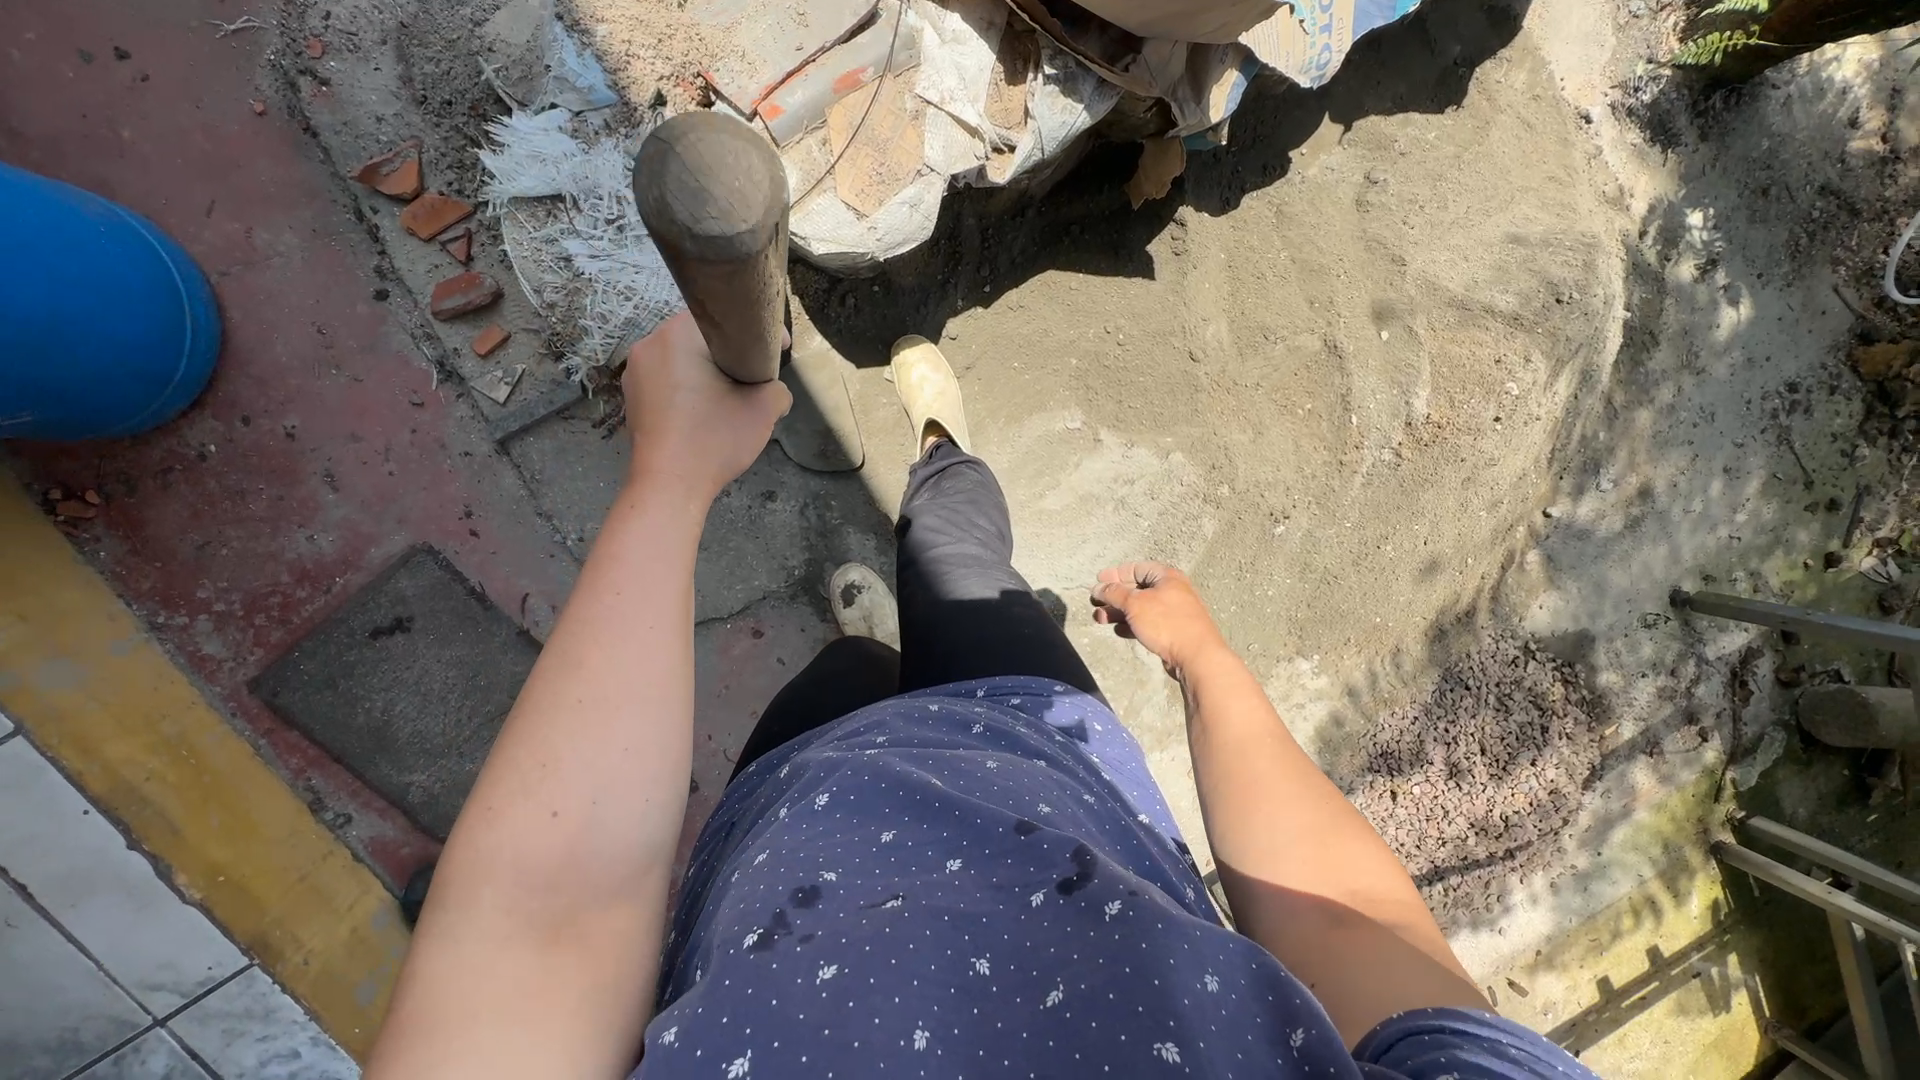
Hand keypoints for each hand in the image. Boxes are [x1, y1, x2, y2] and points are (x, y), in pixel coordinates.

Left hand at [622, 311, 790, 500]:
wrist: (669, 485)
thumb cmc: (714, 440)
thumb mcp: (762, 411)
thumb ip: (777, 389)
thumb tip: (775, 390)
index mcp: (678, 336)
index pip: (725, 317)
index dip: (757, 333)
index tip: (779, 351)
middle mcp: (650, 344)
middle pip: (701, 337)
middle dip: (729, 352)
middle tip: (755, 375)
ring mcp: (635, 372)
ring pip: (682, 358)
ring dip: (706, 370)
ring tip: (729, 396)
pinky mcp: (632, 397)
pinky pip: (667, 380)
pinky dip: (687, 387)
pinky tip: (703, 412)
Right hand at [1090, 562, 1228, 676]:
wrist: (1196, 655)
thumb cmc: (1166, 622)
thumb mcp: (1135, 604)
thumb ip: (1114, 593)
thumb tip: (1098, 588)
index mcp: (1166, 577)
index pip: (1136, 568)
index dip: (1115, 574)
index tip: (1098, 581)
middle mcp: (1171, 591)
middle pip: (1136, 589)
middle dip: (1114, 596)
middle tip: (1095, 603)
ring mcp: (1173, 612)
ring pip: (1140, 608)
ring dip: (1119, 612)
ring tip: (1101, 619)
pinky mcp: (1172, 631)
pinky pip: (1147, 623)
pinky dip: (1132, 625)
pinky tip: (1120, 631)